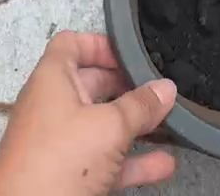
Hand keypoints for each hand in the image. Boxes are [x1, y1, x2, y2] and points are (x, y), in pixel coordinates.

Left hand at [0, 32, 177, 195]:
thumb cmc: (58, 159)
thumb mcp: (108, 127)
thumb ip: (140, 107)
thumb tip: (166, 88)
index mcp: (52, 79)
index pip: (71, 44)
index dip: (100, 44)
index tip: (131, 53)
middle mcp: (53, 105)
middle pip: (92, 84)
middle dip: (126, 86)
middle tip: (157, 89)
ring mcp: (60, 142)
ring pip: (101, 125)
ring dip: (133, 125)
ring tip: (167, 123)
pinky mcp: (67, 174)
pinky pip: (104, 160)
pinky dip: (131, 161)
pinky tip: (162, 165)